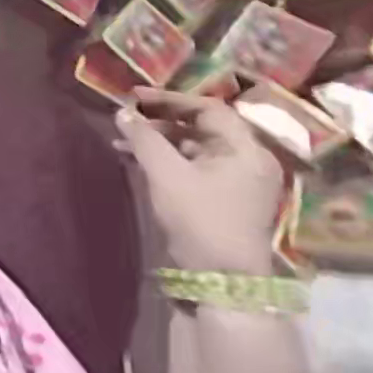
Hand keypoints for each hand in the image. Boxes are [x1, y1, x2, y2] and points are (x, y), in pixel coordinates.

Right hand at [116, 87, 285, 275]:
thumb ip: (144, 140)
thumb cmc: (199, 218)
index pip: (208, 109)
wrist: (221, 276)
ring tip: (124, 140)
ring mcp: (238, 180)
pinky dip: (168, 159)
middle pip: (203, 127)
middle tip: (127, 116)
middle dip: (161, 120)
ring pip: (196, 148)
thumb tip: (123, 113)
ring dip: (160, 141)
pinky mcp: (225, 197)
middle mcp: (249, 159)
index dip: (169, 99)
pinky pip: (195, 166)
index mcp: (246, 149)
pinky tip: (139, 161)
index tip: (135, 96)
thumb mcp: (167, 175)